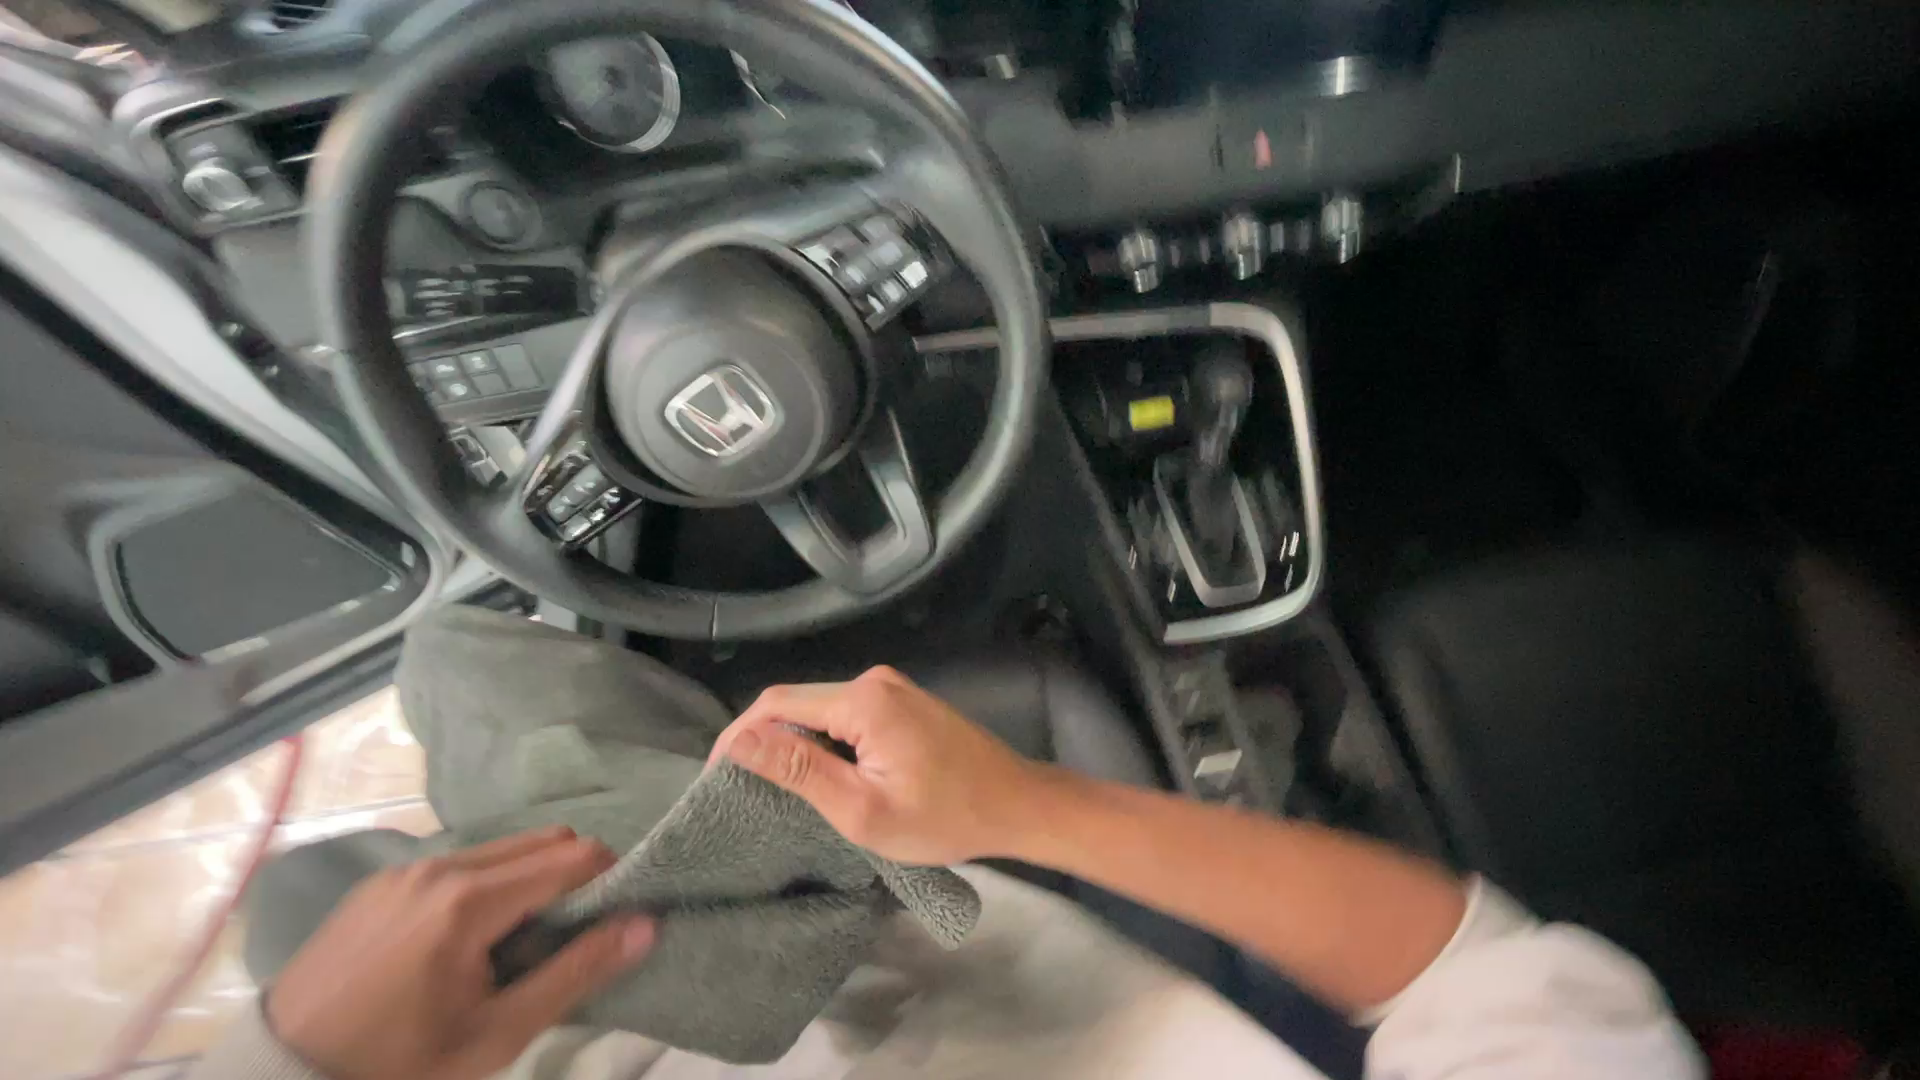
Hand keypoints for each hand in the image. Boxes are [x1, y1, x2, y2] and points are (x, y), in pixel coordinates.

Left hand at [267, 827, 654, 1079]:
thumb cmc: (396, 1068)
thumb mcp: (495, 1036)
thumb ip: (577, 972)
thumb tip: (648, 924)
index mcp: (470, 899)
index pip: (575, 857)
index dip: (609, 879)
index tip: (613, 919)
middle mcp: (442, 865)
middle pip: (546, 840)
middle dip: (575, 875)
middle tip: (569, 932)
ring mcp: (407, 868)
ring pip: (506, 847)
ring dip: (533, 877)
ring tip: (516, 938)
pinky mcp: (382, 880)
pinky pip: (463, 861)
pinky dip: (489, 882)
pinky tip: (466, 937)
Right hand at [710, 666, 1051, 864]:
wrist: (1015, 804)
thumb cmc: (942, 816)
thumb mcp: (862, 808)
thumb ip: (799, 771)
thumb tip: (738, 741)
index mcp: (862, 700)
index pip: (777, 704)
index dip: (739, 736)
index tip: (716, 777)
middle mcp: (874, 680)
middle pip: (799, 703)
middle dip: (766, 743)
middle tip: (747, 791)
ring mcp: (893, 687)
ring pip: (823, 710)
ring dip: (798, 745)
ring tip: (781, 790)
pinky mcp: (904, 701)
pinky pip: (848, 714)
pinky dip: (828, 742)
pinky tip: (826, 775)